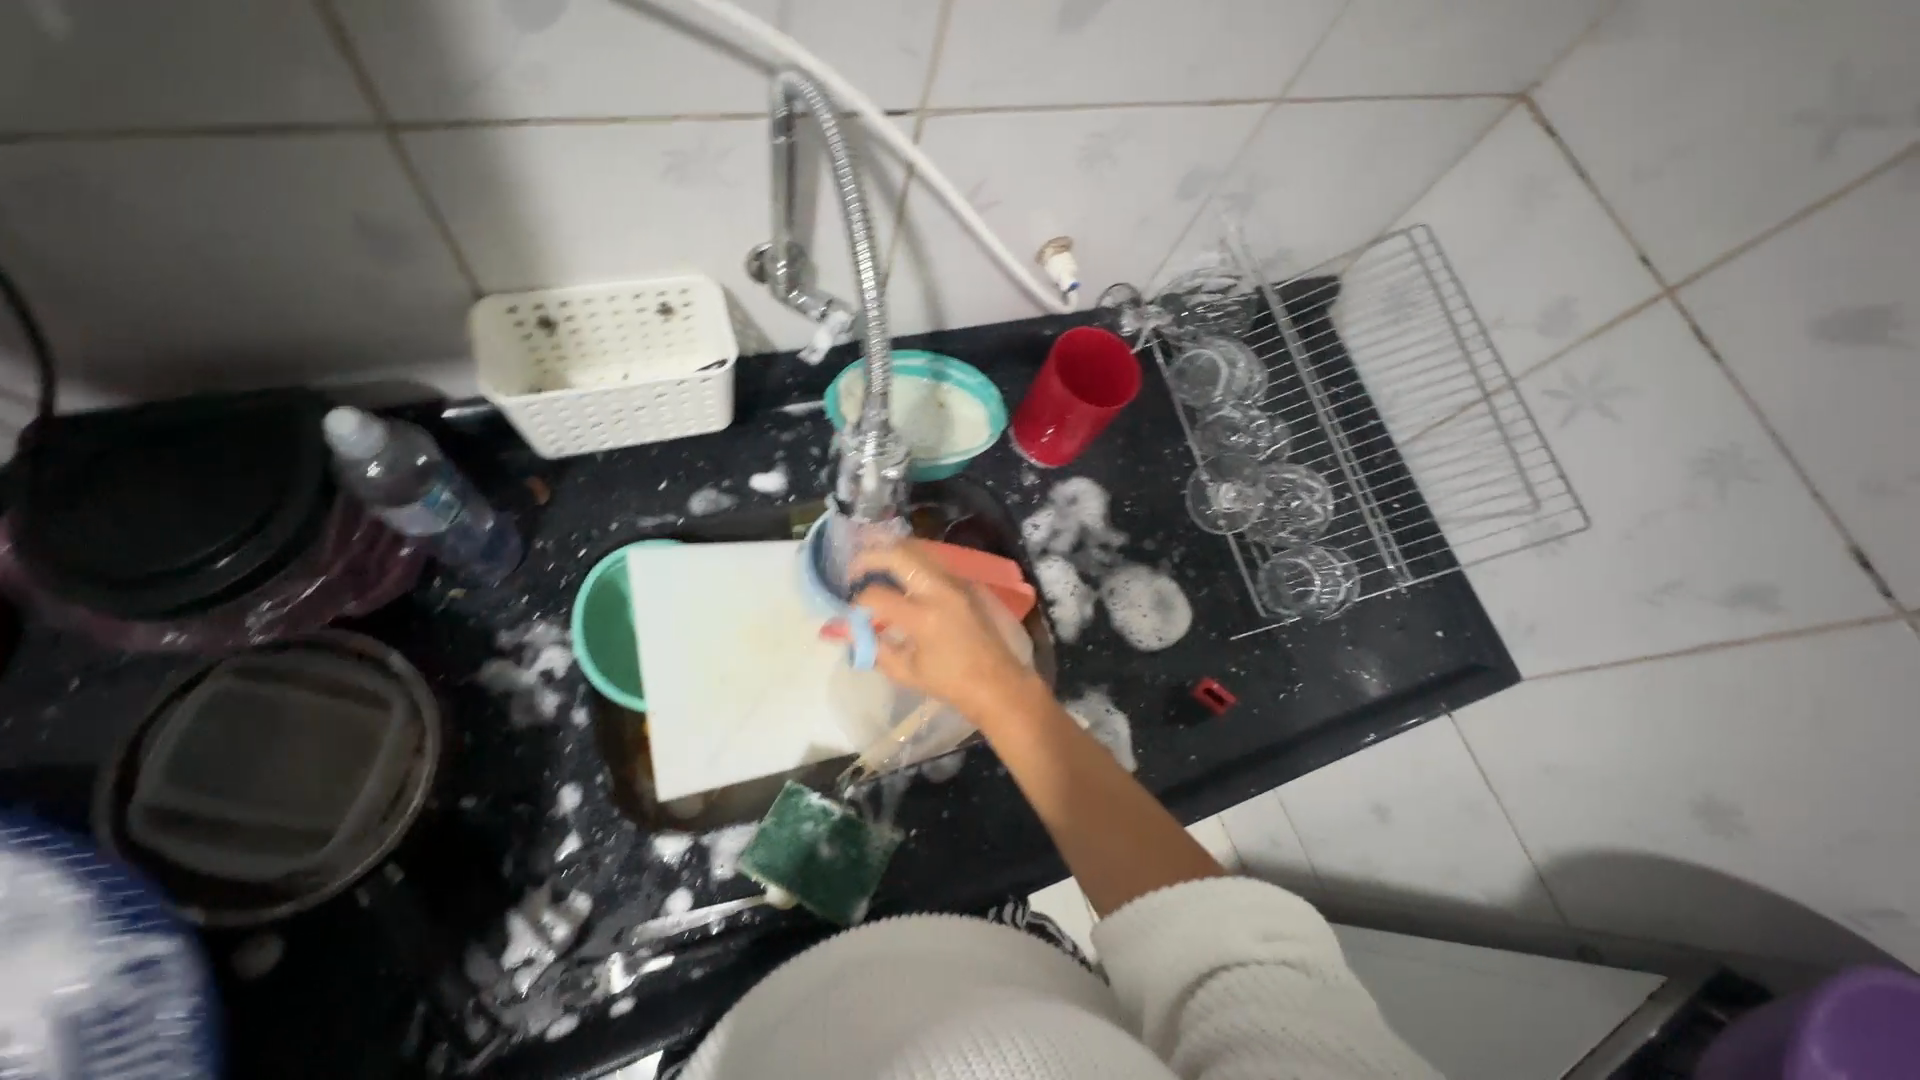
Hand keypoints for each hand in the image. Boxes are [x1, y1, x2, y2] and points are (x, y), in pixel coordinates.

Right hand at [846, 540, 1045, 725]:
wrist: (997, 682)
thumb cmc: (950, 683)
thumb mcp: (905, 671)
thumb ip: (873, 647)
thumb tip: (849, 630)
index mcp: (923, 618)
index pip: (877, 595)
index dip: (857, 602)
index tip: (852, 611)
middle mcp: (940, 591)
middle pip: (898, 554)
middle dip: (869, 557)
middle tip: (854, 570)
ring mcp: (956, 583)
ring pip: (918, 550)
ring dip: (892, 555)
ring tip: (875, 568)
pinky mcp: (966, 584)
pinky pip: (933, 563)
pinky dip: (911, 564)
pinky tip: (901, 579)